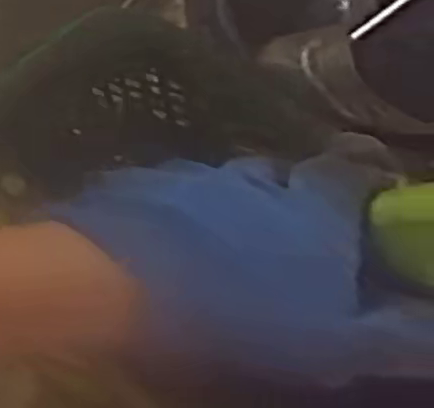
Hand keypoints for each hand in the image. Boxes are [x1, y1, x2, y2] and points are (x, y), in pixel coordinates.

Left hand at [50, 136, 433, 385]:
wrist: (110, 277)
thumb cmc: (236, 316)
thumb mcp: (345, 344)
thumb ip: (405, 332)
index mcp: (307, 214)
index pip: (342, 175)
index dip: (361, 171)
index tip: (373, 171)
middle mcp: (238, 181)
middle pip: (269, 170)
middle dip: (287, 185)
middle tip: (298, 214)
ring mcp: (170, 175)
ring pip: (209, 176)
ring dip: (224, 194)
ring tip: (231, 226)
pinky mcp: (118, 180)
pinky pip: (156, 184)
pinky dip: (170, 200)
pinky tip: (166, 226)